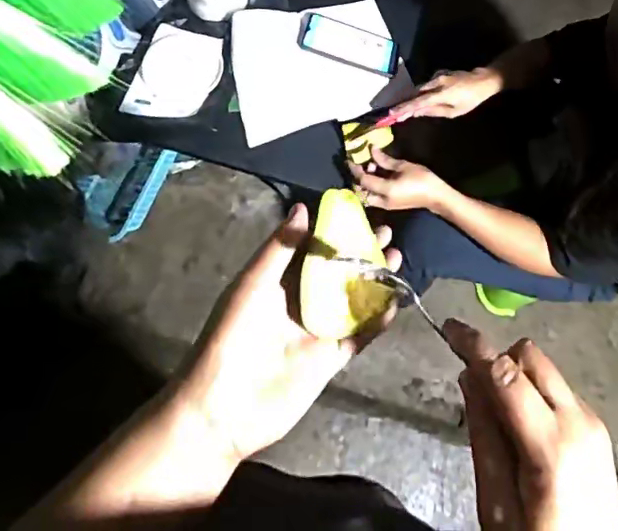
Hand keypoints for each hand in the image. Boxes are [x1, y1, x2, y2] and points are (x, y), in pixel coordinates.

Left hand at [172, 204, 400, 462]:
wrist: (220, 411)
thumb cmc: (230, 339)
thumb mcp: (252, 286)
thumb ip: (279, 249)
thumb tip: (303, 207)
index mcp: (281, 283)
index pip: (314, 249)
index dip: (337, 229)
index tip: (360, 211)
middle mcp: (303, 302)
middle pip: (340, 271)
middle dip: (363, 250)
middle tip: (387, 231)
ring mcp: (319, 331)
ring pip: (355, 298)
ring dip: (376, 279)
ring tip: (396, 258)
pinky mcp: (330, 359)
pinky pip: (360, 334)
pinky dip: (378, 320)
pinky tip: (393, 302)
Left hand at [351, 148, 451, 211]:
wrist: (435, 196)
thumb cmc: (422, 179)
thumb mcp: (404, 166)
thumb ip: (385, 160)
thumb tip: (372, 150)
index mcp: (385, 190)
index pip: (363, 180)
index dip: (355, 169)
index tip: (350, 158)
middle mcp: (381, 200)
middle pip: (361, 191)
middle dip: (357, 178)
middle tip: (360, 164)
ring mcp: (384, 205)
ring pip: (366, 195)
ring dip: (364, 183)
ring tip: (371, 167)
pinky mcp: (389, 205)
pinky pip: (373, 197)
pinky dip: (370, 187)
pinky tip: (377, 175)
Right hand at [394, 67, 503, 119]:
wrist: (483, 80)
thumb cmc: (471, 99)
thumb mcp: (455, 111)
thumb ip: (435, 111)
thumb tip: (417, 112)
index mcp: (441, 94)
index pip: (418, 102)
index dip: (404, 108)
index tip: (392, 113)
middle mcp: (437, 82)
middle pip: (416, 93)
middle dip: (406, 103)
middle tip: (397, 114)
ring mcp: (439, 76)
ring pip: (422, 87)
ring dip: (414, 97)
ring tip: (408, 108)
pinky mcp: (441, 72)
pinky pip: (429, 83)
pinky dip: (424, 90)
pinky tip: (424, 98)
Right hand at [444, 320, 617, 530]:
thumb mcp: (498, 510)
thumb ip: (484, 439)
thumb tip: (468, 379)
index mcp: (551, 443)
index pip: (507, 375)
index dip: (475, 346)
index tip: (450, 328)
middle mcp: (579, 418)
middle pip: (531, 356)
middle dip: (499, 362)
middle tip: (474, 391)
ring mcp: (593, 421)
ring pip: (547, 370)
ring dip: (518, 380)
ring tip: (499, 424)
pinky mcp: (599, 427)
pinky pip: (561, 391)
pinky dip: (536, 396)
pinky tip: (524, 433)